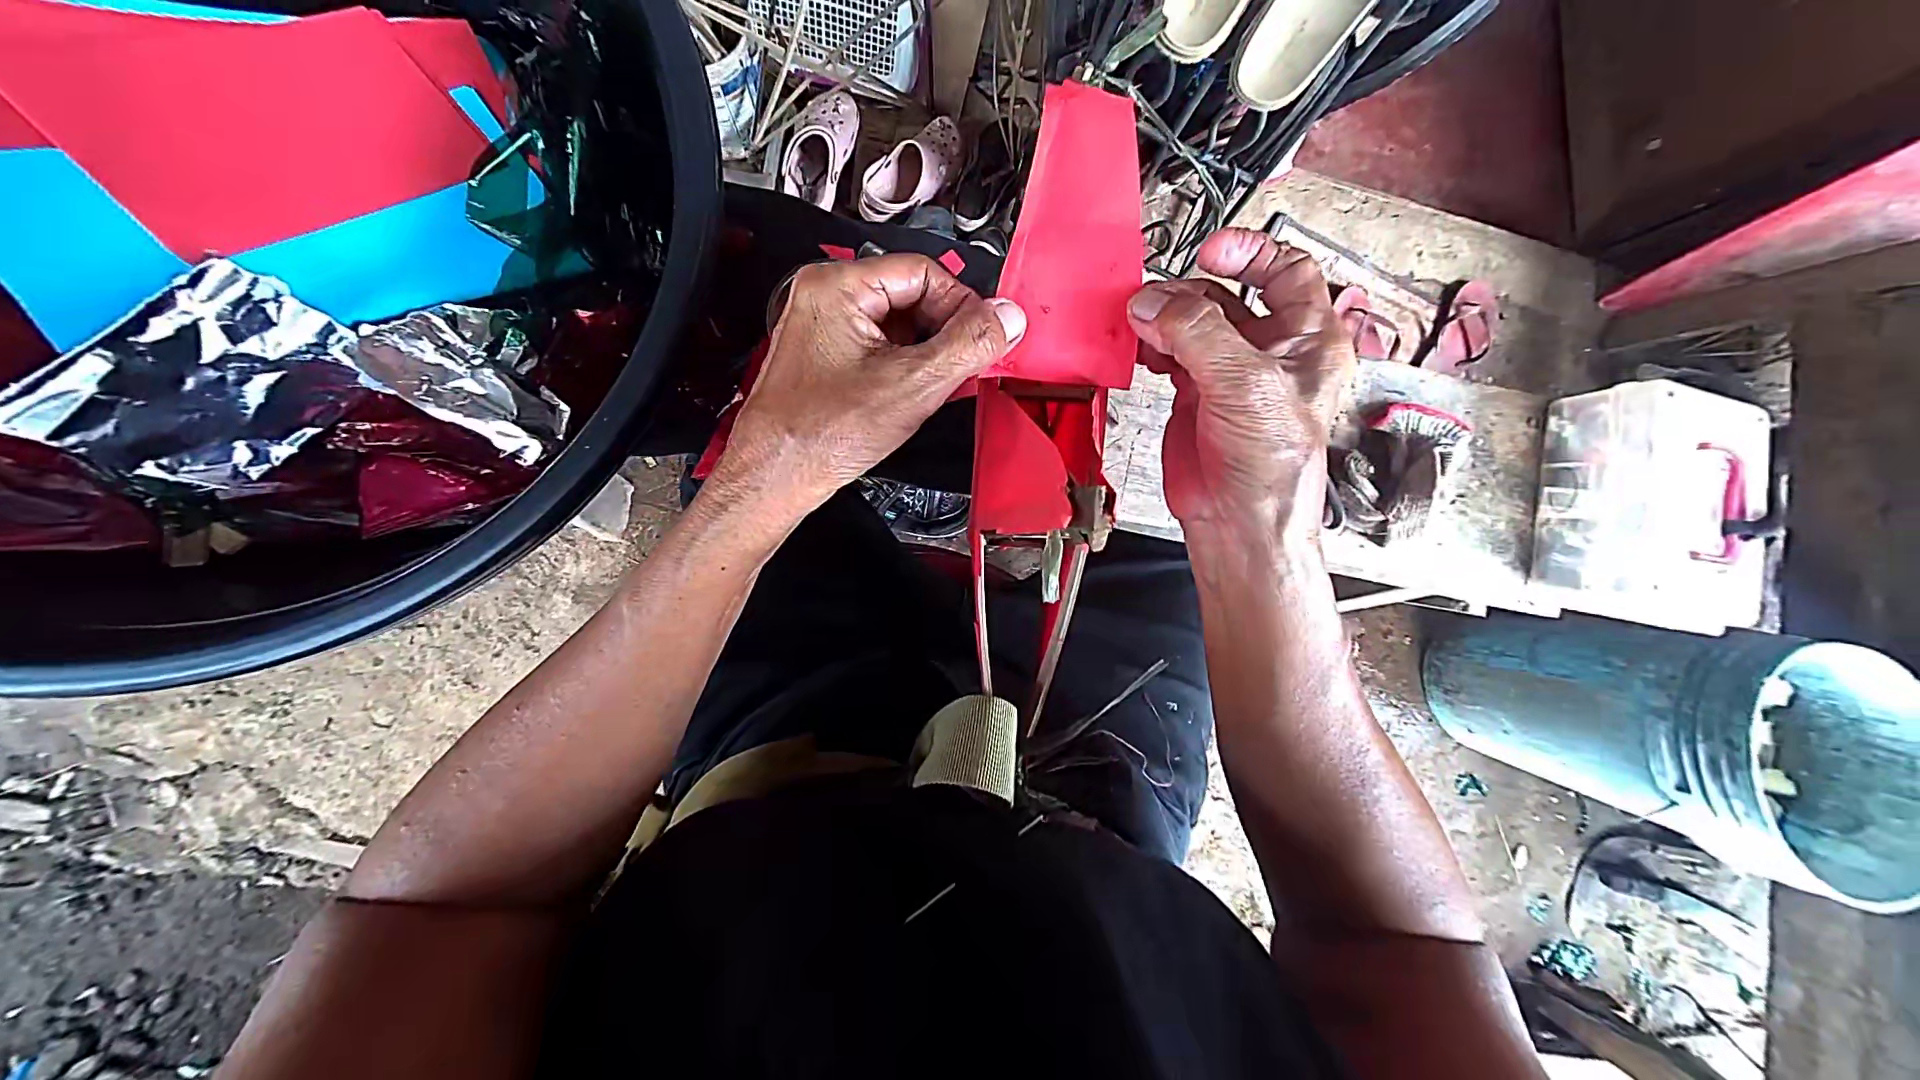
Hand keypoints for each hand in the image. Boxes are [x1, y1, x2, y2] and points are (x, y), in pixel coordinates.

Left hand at [710, 253, 1026, 515]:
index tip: (983, 334)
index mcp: (838, 287)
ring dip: (928, 351)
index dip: (961, 305)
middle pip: (913, 295)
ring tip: (937, 384)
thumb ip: (968, 346)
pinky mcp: (829, 355)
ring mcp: (825, 327)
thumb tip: (1005, 318)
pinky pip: (882, 346)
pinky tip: (915, 392)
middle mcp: (826, 297)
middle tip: (965, 364)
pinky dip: (907, 365)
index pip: (925, 271)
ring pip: (900, 323)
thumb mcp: (912, 386)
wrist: (777, 475)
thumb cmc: (818, 434)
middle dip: (945, 331)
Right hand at [1126, 228, 1353, 543]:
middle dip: (1187, 294)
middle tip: (1154, 303)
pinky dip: (1149, 346)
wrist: (1238, 520)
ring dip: (1162, 319)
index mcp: (1306, 339)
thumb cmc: (1272, 468)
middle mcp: (1267, 352)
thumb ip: (1199, 335)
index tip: (1211, 252)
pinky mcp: (1194, 395)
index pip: (1285, 270)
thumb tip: (1156, 302)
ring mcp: (1227, 373)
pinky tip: (1139, 349)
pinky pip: (1167, 354)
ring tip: (1141, 325)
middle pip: (1223, 296)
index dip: (1249, 252)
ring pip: (1190, 325)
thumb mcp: (1246, 385)